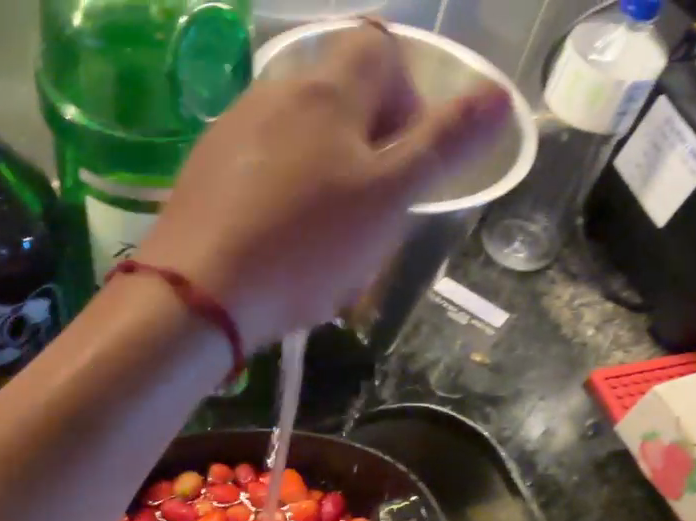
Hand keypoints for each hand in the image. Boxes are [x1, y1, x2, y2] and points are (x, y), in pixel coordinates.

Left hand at [135, 23, 510, 345]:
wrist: (198, 294)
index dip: (406, 94)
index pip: (380, 50)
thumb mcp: (389, 200)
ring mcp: (231, 131)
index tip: (408, 156)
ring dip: (324, 171)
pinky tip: (278, 244)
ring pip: (296, 135)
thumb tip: (498, 94)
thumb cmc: (304, 247)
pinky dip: (281, 193)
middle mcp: (274, 92)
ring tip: (326, 236)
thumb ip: (444, 146)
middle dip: (367, 140)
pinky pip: (258, 168)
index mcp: (327, 89)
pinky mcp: (201, 173)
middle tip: (373, 207)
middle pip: (337, 93)